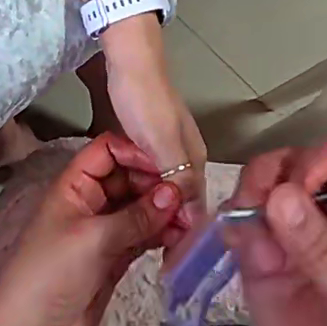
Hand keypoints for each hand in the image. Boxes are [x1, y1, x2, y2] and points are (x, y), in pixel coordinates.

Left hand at [0, 134, 183, 325]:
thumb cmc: (52, 273)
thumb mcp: (93, 238)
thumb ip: (136, 215)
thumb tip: (176, 192)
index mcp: (74, 185)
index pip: (107, 150)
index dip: (136, 151)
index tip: (169, 164)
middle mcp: (90, 201)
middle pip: (129, 177)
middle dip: (158, 184)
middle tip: (189, 198)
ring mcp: (104, 229)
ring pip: (140, 207)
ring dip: (165, 211)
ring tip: (191, 221)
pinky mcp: (116, 256)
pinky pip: (144, 235)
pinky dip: (162, 233)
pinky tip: (182, 236)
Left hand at [98, 17, 206, 236]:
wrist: (130, 63)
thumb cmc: (145, 104)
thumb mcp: (164, 145)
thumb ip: (180, 180)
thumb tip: (197, 220)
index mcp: (193, 161)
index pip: (195, 208)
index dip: (185, 234)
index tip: (172, 262)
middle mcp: (183, 160)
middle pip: (178, 202)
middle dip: (168, 227)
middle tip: (154, 258)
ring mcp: (163, 153)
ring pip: (160, 193)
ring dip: (152, 214)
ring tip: (140, 242)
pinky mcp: (145, 148)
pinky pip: (145, 182)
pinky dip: (140, 198)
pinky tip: (130, 211)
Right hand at [224, 143, 326, 325]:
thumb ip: (324, 252)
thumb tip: (279, 196)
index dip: (318, 161)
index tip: (293, 189)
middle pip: (293, 165)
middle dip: (269, 175)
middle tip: (252, 205)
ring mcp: (291, 238)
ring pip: (259, 190)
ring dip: (244, 198)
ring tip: (244, 234)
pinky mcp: (260, 262)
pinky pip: (239, 227)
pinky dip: (230, 228)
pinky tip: (236, 249)